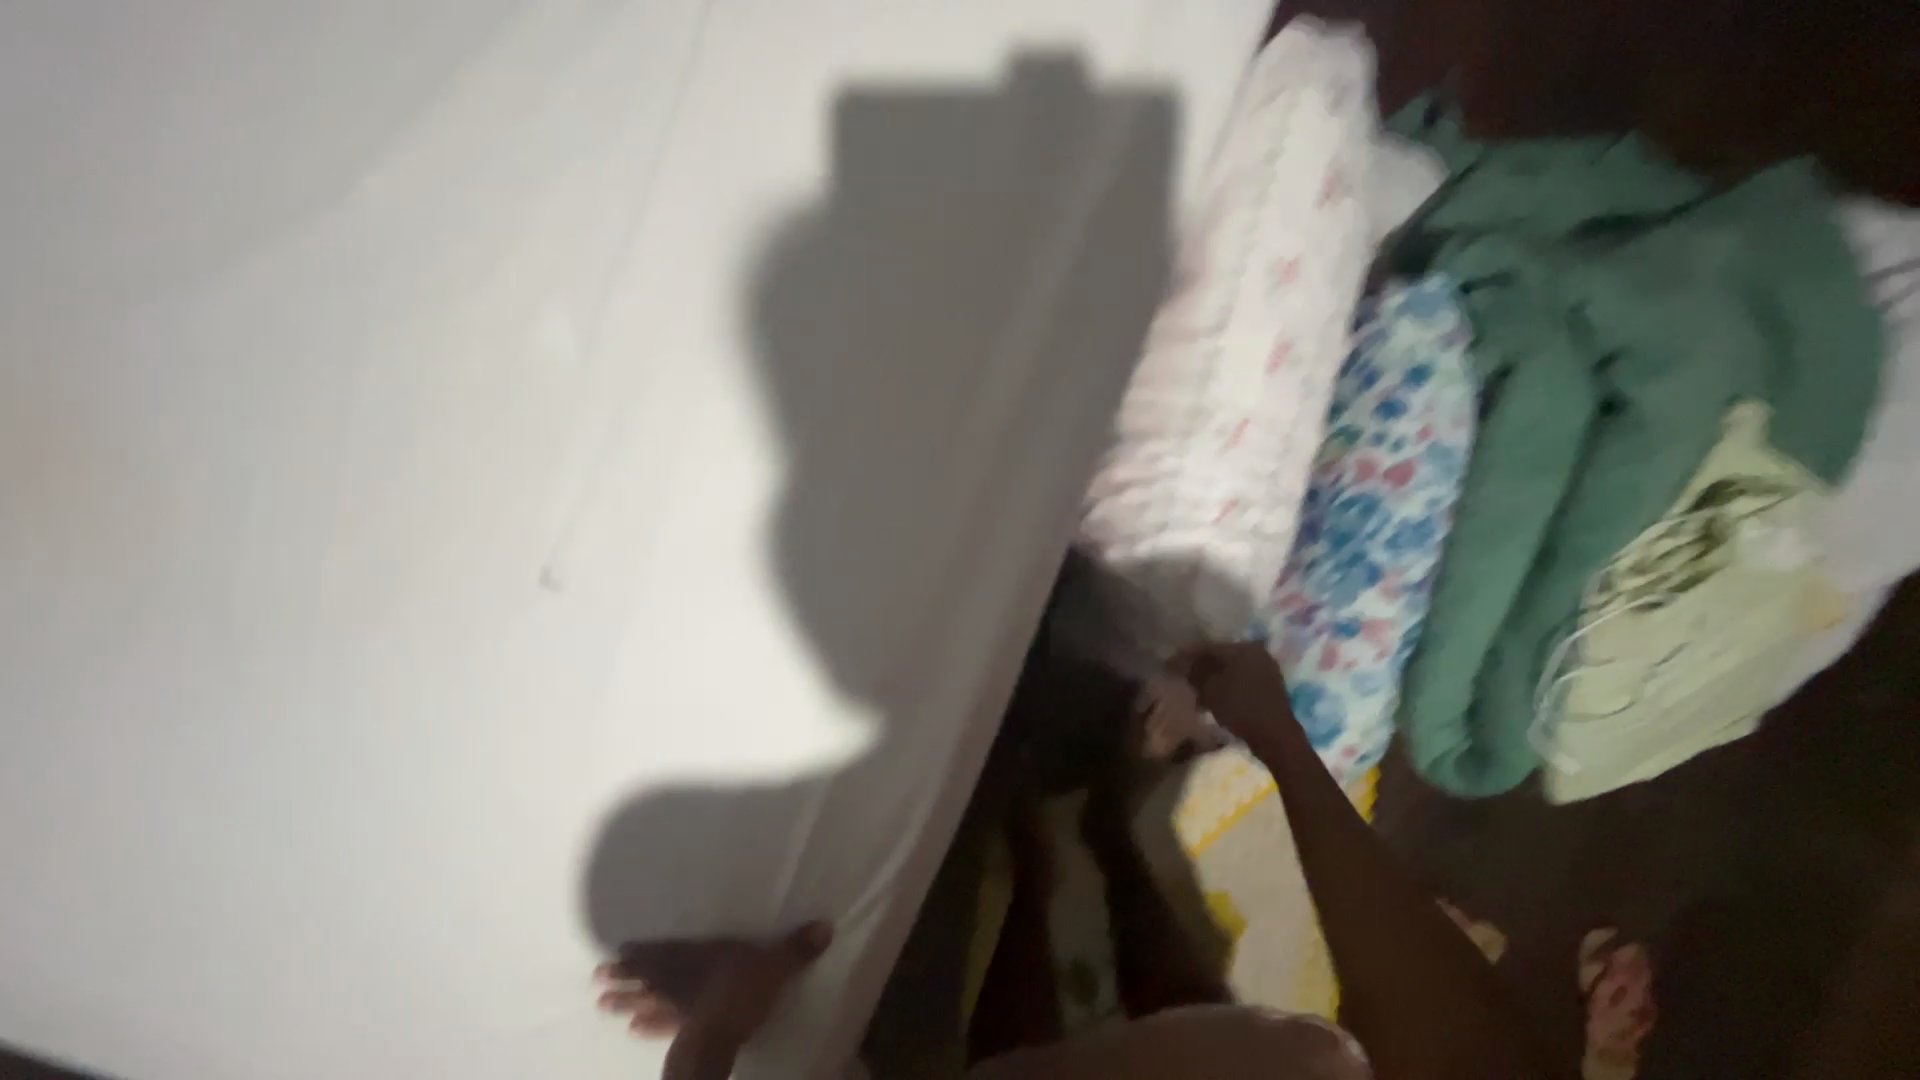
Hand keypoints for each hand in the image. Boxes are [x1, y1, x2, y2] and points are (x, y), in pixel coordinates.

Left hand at [596, 921, 831, 1079]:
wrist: (720, 1035)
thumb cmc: (743, 994)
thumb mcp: (776, 967)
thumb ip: (798, 947)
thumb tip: (827, 924)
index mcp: (703, 956)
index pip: (669, 951)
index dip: (645, 951)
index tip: (618, 949)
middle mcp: (684, 978)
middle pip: (649, 975)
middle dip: (624, 976)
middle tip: (597, 977)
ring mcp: (678, 1008)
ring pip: (646, 1000)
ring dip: (625, 1001)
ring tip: (601, 1002)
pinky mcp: (680, 1034)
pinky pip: (660, 1026)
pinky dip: (646, 1026)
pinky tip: (632, 1030)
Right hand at [1171, 641, 1294, 746]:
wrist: (1275, 736)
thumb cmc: (1240, 707)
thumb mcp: (1209, 688)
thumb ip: (1193, 672)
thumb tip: (1179, 662)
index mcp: (1243, 647)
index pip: (1207, 647)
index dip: (1186, 657)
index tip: (1170, 666)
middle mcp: (1257, 652)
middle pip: (1220, 658)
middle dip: (1201, 668)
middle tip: (1183, 679)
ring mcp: (1266, 670)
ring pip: (1231, 670)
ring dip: (1213, 680)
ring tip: (1196, 693)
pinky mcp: (1270, 688)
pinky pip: (1242, 681)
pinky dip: (1227, 688)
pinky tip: (1214, 700)